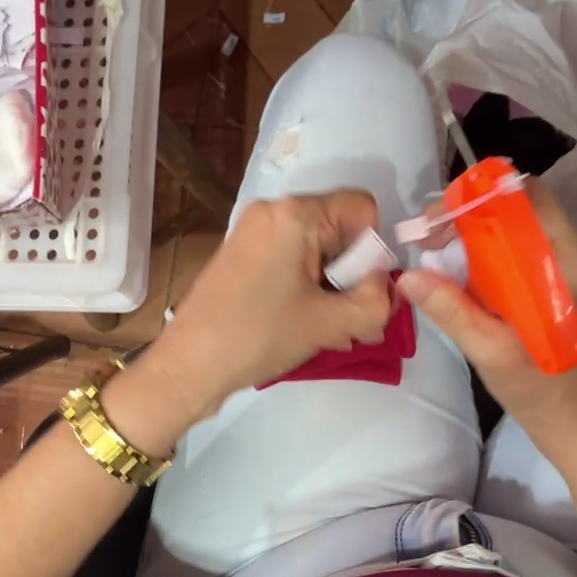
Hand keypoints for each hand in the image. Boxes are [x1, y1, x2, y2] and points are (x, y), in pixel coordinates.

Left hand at [148, 191, 393, 415]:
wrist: (189, 366)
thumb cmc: (259, 336)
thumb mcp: (328, 323)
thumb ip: (374, 301)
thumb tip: (387, 289)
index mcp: (294, 214)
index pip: (362, 209)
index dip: (372, 251)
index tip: (361, 292)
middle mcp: (271, 213)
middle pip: (338, 231)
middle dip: (353, 276)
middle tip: (353, 324)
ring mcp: (252, 235)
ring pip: (315, 252)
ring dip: (331, 290)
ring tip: (331, 332)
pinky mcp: (241, 259)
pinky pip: (290, 264)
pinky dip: (306, 291)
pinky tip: (306, 327)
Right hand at [397, 181, 576, 436]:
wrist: (568, 419)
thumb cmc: (538, 387)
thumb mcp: (490, 349)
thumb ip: (451, 309)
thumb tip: (407, 276)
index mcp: (563, 261)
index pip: (526, 197)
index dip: (479, 197)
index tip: (438, 219)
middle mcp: (565, 255)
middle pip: (515, 208)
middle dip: (466, 214)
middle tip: (425, 236)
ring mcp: (556, 270)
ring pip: (510, 229)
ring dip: (469, 233)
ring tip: (431, 251)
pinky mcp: (544, 287)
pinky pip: (510, 254)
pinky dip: (479, 254)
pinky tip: (452, 273)